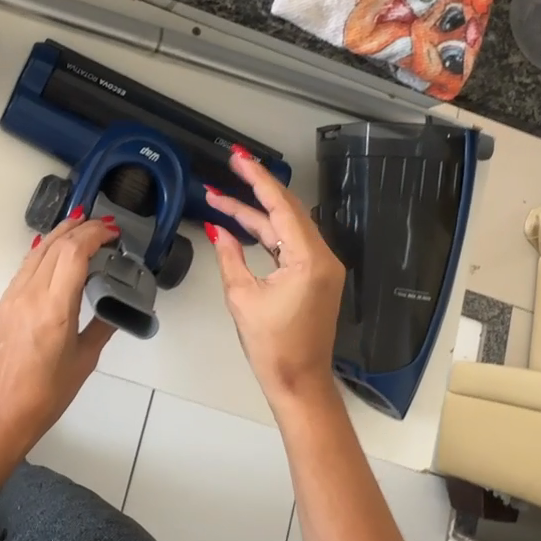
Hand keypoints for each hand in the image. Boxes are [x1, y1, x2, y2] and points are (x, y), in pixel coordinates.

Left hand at [0, 210, 119, 453]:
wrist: (1, 412)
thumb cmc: (47, 394)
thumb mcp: (85, 360)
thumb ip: (101, 326)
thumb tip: (114, 306)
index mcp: (53, 308)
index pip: (73, 253)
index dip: (94, 235)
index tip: (112, 232)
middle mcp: (29, 295)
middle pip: (54, 246)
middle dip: (79, 229)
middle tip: (102, 225)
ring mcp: (11, 298)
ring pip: (35, 253)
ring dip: (59, 236)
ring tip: (79, 226)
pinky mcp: (1, 306)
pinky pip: (24, 270)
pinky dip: (43, 254)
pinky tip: (54, 255)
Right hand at [204, 148, 346, 407]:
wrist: (299, 381)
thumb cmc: (273, 345)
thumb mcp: (242, 296)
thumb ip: (229, 255)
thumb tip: (218, 230)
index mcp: (309, 259)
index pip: (281, 206)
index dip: (258, 179)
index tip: (239, 159)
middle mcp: (322, 257)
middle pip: (287, 210)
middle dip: (256, 188)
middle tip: (232, 166)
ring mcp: (321, 267)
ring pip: (286, 226)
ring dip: (255, 213)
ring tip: (222, 198)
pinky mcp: (314, 277)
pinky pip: (289, 244)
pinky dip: (266, 233)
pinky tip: (241, 225)